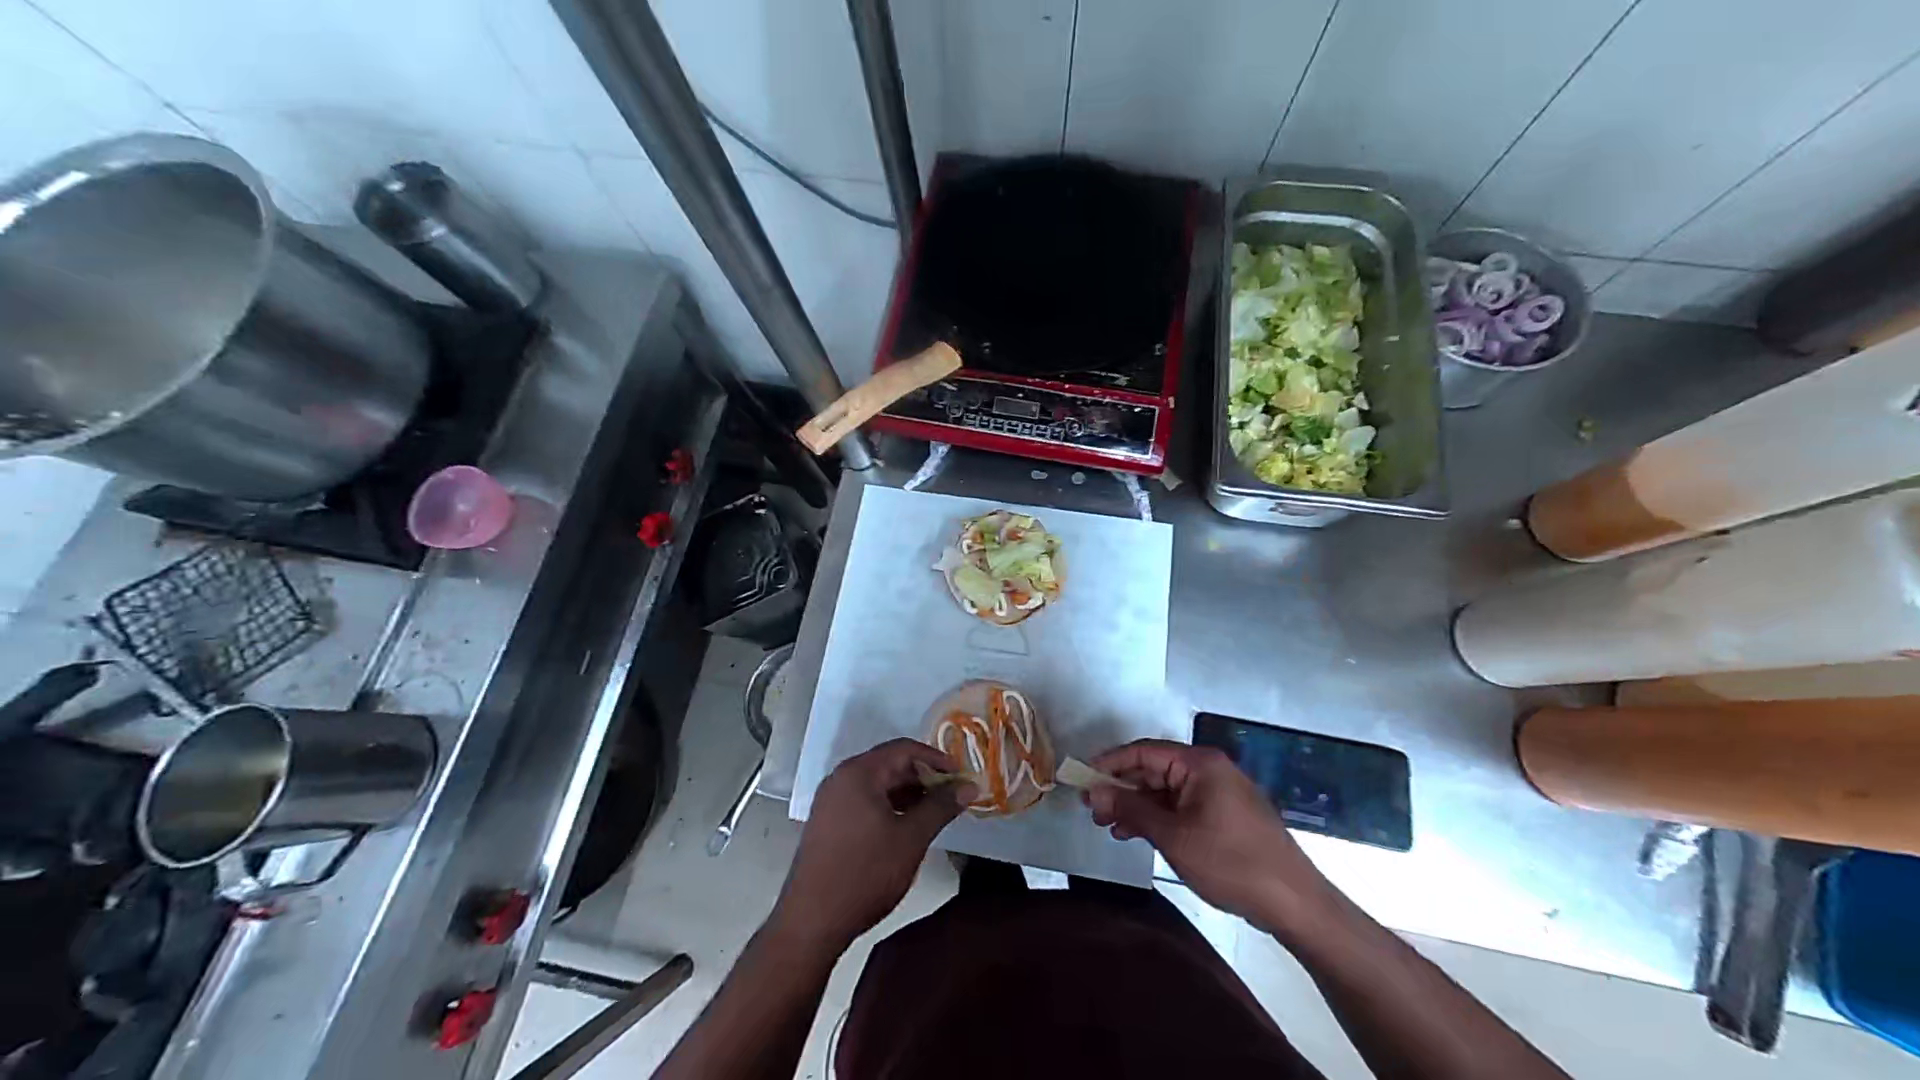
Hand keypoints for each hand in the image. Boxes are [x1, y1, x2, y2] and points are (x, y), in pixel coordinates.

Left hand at [772, 739, 974, 950]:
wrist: (813, 920)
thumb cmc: (865, 873)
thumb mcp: (911, 838)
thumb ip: (941, 807)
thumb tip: (969, 786)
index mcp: (859, 773)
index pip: (904, 749)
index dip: (937, 758)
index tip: (961, 776)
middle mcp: (841, 778)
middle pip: (889, 764)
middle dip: (923, 777)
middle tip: (952, 797)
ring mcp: (831, 801)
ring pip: (877, 784)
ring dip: (908, 794)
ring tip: (934, 814)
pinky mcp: (827, 822)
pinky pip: (864, 801)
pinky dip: (889, 807)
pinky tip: (906, 828)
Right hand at [1085, 739, 1338, 936]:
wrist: (1294, 903)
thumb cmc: (1231, 863)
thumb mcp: (1173, 836)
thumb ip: (1131, 808)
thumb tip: (1095, 791)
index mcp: (1200, 763)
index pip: (1143, 751)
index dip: (1109, 764)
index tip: (1081, 780)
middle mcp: (1209, 770)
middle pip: (1154, 770)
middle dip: (1121, 788)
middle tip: (1092, 810)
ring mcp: (1219, 792)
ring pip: (1165, 790)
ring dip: (1136, 805)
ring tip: (1108, 825)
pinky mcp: (1225, 815)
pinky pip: (1181, 806)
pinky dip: (1158, 817)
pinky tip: (1136, 834)